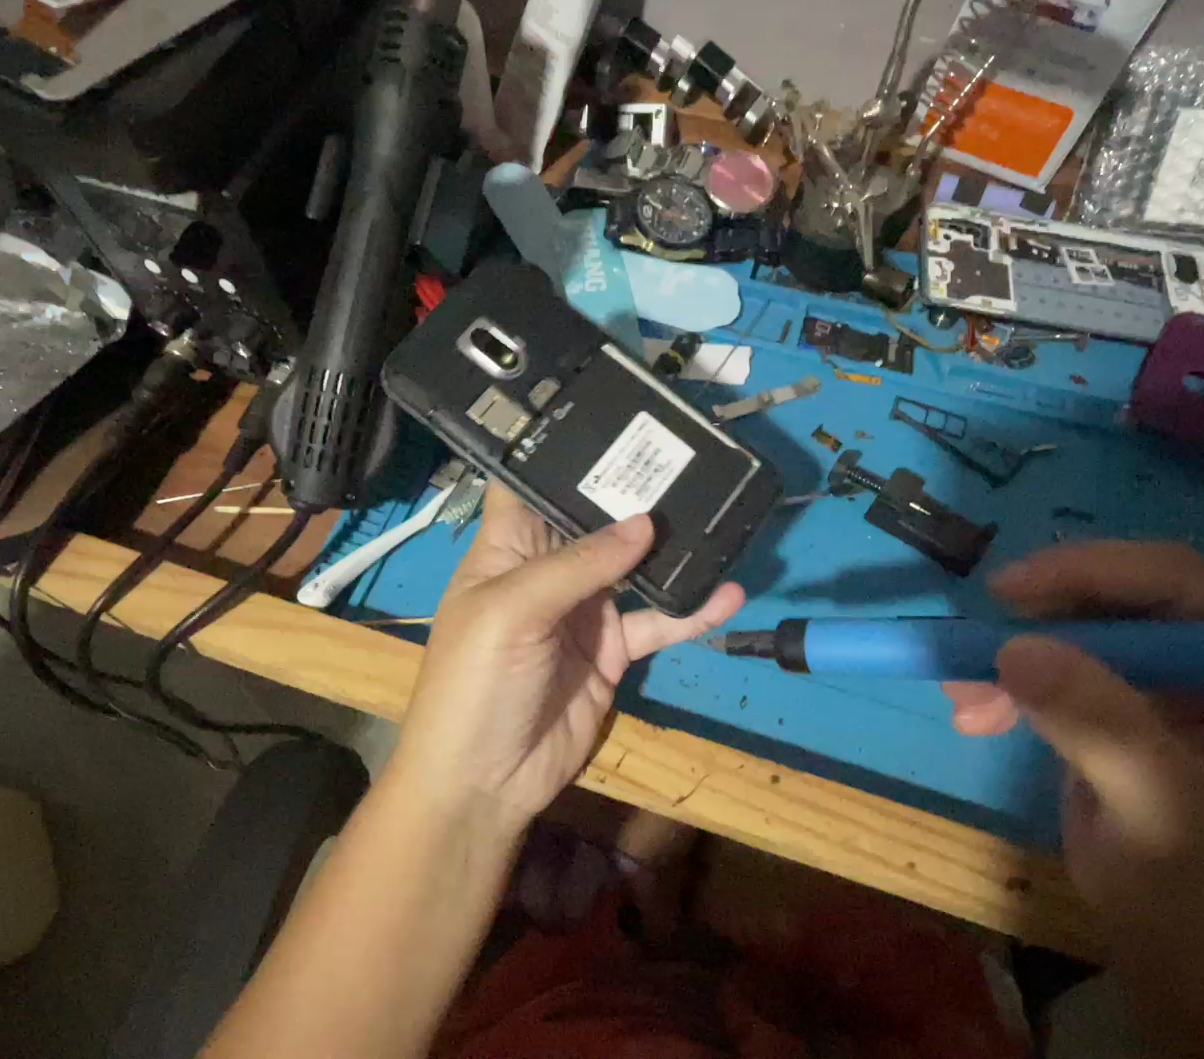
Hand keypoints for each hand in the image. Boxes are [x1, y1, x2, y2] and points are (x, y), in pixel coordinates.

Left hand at [388, 484, 744, 830]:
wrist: (486, 783)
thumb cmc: (475, 685)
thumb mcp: (512, 613)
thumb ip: (577, 566)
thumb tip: (644, 523)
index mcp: (507, 549)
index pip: (530, 485)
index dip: (561, 453)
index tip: (608, 419)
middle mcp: (547, 570)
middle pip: (594, 519)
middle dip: (634, 493)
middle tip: (687, 458)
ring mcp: (584, 610)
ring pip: (635, 567)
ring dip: (672, 548)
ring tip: (719, 515)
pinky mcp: (613, 650)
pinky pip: (657, 620)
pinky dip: (691, 609)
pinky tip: (727, 595)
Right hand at [945, 540, 1203, 947]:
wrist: (1188, 963)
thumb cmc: (1203, 892)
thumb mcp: (1157, 805)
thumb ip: (1099, 722)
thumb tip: (1014, 647)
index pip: (1179, 585)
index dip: (1091, 571)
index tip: (1008, 591)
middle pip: (1116, 600)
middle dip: (1038, 622)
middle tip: (973, 644)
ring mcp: (1161, 687)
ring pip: (1071, 634)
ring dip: (1010, 657)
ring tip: (960, 698)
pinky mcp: (1113, 710)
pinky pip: (1051, 672)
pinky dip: (1004, 685)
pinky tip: (972, 713)